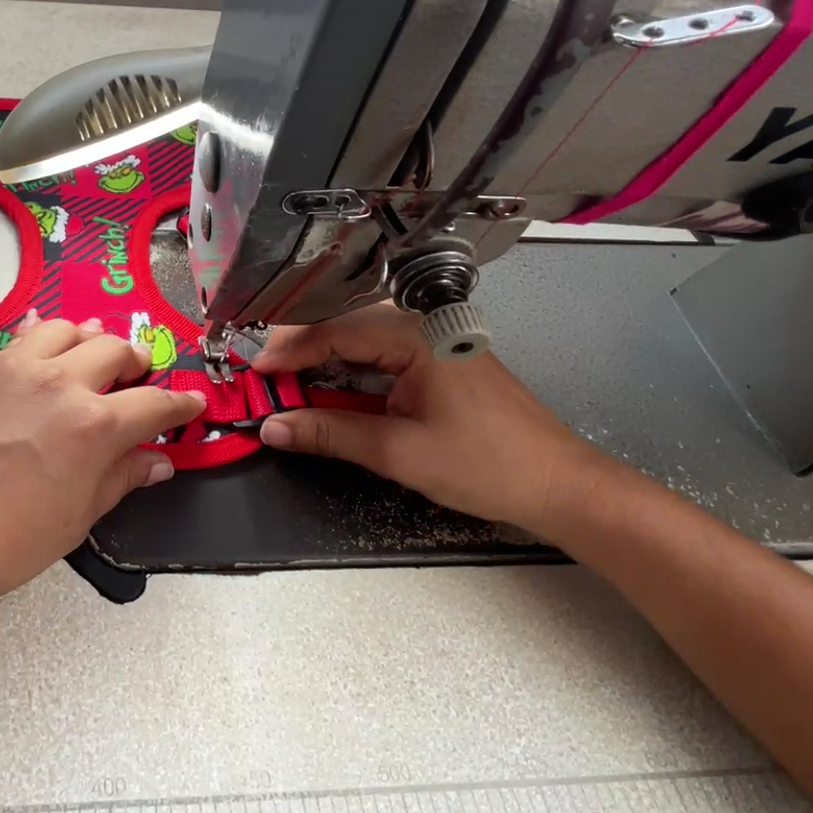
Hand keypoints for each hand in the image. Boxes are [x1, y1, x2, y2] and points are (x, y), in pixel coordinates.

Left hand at [0, 313, 206, 614]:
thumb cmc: (1, 541)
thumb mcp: (74, 520)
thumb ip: (119, 480)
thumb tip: (157, 462)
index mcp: (94, 425)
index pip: (154, 404)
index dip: (180, 404)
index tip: (192, 404)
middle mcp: (61, 383)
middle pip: (115, 351)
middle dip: (138, 362)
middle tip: (142, 377)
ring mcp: (18, 369)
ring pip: (69, 329)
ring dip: (92, 339)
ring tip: (98, 355)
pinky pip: (24, 335)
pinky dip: (46, 334)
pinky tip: (47, 341)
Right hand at [252, 303, 615, 535]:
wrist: (561, 486)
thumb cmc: (487, 466)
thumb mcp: (399, 452)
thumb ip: (329, 434)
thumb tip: (272, 428)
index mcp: (418, 334)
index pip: (335, 331)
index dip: (287, 352)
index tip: (252, 373)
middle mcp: (423, 325)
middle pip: (343, 326)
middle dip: (297, 351)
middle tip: (260, 378)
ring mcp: (432, 340)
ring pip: (358, 340)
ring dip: (319, 362)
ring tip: (282, 384)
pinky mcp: (436, 360)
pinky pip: (378, 356)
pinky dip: (346, 373)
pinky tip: (323, 390)